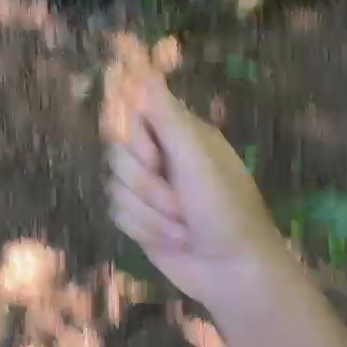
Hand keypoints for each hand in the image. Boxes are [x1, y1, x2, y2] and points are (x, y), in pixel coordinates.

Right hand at [107, 72, 297, 316]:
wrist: (232, 271)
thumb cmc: (225, 209)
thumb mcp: (197, 158)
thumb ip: (167, 116)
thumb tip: (147, 74)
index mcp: (180, 135)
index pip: (133, 116)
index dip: (137, 141)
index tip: (154, 158)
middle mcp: (162, 157)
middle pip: (117, 153)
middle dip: (145, 185)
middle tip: (179, 202)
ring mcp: (148, 189)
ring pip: (114, 185)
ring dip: (148, 213)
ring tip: (182, 227)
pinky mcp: (138, 217)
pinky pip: (115, 212)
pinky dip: (143, 228)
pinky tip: (171, 240)